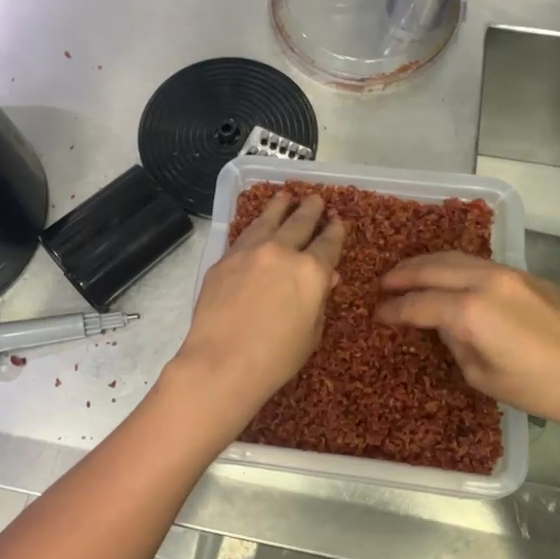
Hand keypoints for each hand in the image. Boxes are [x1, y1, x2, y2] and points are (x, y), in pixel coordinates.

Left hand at [170, 191, 345, 434]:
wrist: (222, 362)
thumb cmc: (275, 358)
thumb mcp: (311, 333)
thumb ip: (319, 300)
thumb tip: (325, 278)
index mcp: (312, 271)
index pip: (329, 242)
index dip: (335, 230)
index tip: (337, 220)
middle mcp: (282, 252)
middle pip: (300, 222)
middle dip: (310, 209)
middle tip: (315, 199)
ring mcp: (250, 252)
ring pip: (269, 219)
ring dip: (280, 206)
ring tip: (285, 196)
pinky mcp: (225, 259)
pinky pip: (245, 234)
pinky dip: (256, 224)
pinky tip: (257, 223)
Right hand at [374, 252, 559, 443]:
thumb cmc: (539, 389)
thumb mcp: (482, 376)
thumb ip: (456, 343)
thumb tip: (447, 326)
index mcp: (469, 311)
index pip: (418, 304)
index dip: (393, 310)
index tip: (376, 313)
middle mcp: (486, 282)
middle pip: (433, 268)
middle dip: (404, 275)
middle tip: (383, 283)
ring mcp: (510, 274)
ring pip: (458, 258)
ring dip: (430, 264)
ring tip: (411, 274)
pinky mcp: (530, 277)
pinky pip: (481, 264)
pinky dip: (457, 267)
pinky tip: (452, 278)